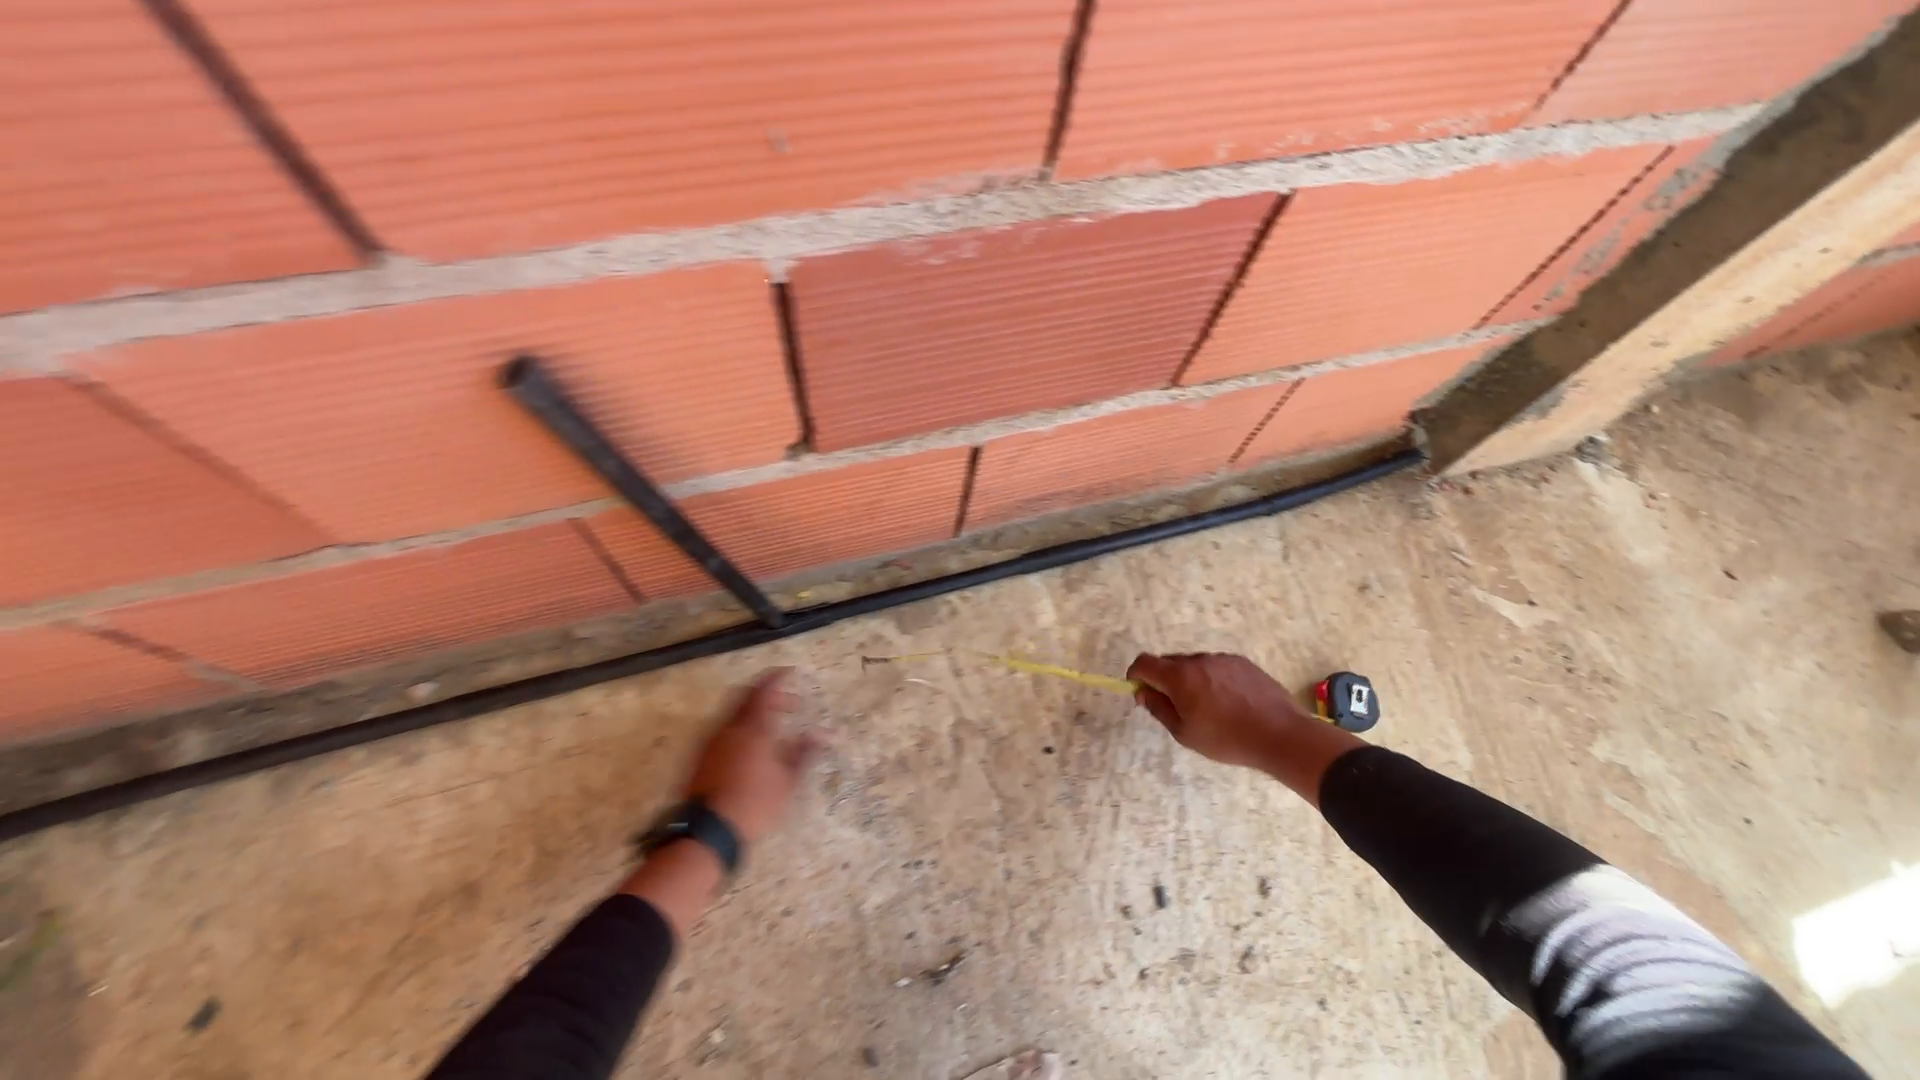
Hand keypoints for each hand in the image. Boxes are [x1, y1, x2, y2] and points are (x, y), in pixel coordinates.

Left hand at [684, 668, 826, 845]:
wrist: (709, 830)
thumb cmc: (755, 803)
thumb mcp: (788, 779)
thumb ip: (806, 751)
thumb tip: (827, 733)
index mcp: (753, 726)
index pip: (765, 689)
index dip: (779, 678)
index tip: (791, 672)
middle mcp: (729, 726)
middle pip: (746, 696)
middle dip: (768, 695)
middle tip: (788, 704)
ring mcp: (711, 741)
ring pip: (733, 713)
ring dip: (753, 713)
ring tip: (772, 730)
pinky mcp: (699, 757)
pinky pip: (723, 730)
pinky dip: (740, 728)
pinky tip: (750, 749)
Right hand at [1126, 652, 1318, 768]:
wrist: (1280, 734)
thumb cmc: (1227, 739)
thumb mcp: (1185, 733)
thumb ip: (1159, 709)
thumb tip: (1143, 693)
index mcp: (1180, 676)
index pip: (1144, 663)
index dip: (1136, 676)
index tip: (1141, 693)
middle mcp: (1199, 660)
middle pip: (1169, 661)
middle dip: (1163, 679)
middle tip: (1175, 706)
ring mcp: (1223, 659)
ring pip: (1193, 664)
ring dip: (1189, 679)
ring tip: (1207, 707)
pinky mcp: (1243, 662)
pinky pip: (1216, 666)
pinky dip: (1211, 679)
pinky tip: (1228, 702)